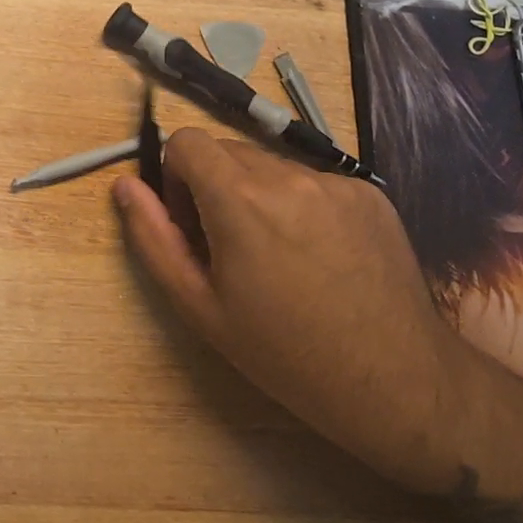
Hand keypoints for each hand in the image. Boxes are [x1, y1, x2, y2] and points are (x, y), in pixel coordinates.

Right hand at [113, 128, 483, 493]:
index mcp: (239, 200)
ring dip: (257, 193)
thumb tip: (125, 185)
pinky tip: (318, 256)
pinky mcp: (371, 195)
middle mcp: (288, 176)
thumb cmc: (282, 352)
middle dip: (213, 184)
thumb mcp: (198, 305)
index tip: (191, 221)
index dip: (176, 175)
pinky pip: (313, 182)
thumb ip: (153, 237)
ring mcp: (336, 183)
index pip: (187, 141)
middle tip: (228, 245)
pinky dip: (300, 204)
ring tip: (278, 256)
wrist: (397, 381)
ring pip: (270, 165)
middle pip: (227, 150)